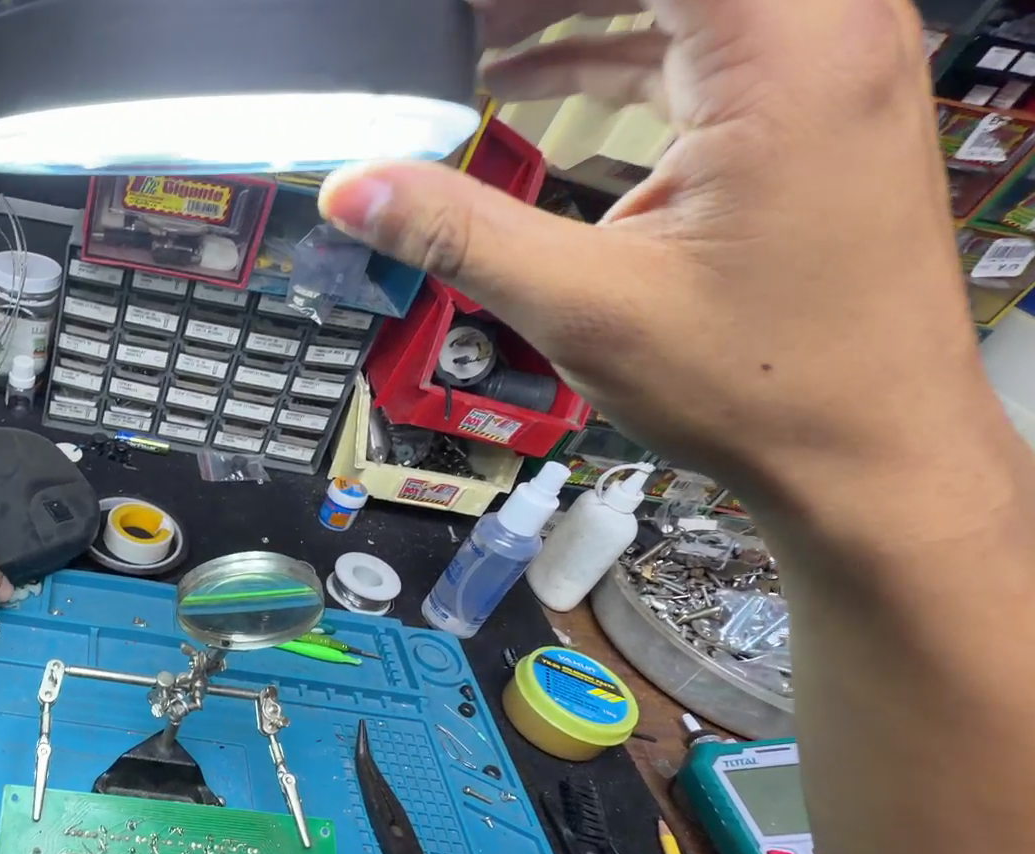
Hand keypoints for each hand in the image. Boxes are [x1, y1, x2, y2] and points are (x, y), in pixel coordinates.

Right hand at [320, 0, 997, 528]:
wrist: (865, 444)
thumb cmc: (756, 378)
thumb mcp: (580, 305)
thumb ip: (458, 233)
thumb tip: (353, 191)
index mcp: (786, 53)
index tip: (455, 11)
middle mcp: (824, 34)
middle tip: (450, 23)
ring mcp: (818, 71)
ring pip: (676, 0)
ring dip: (570, 8)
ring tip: (470, 36)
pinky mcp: (798, 113)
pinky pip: (690, 47)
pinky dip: (604, 53)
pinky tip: (525, 83)